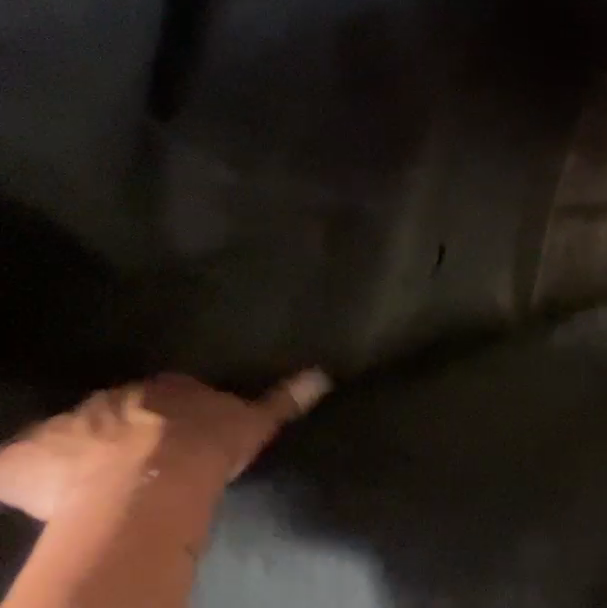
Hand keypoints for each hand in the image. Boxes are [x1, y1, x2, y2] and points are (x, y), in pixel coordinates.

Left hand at [0, 370, 328, 520]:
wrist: (150, 483)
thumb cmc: (206, 447)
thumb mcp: (256, 422)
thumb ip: (284, 398)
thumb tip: (323, 374)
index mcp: (166, 387)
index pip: (165, 392)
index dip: (167, 412)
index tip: (175, 429)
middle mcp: (115, 398)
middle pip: (112, 412)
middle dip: (117, 428)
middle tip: (131, 456)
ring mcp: (66, 427)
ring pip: (65, 435)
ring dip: (72, 450)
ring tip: (84, 476)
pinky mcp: (21, 460)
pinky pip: (12, 465)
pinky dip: (20, 473)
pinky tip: (30, 484)